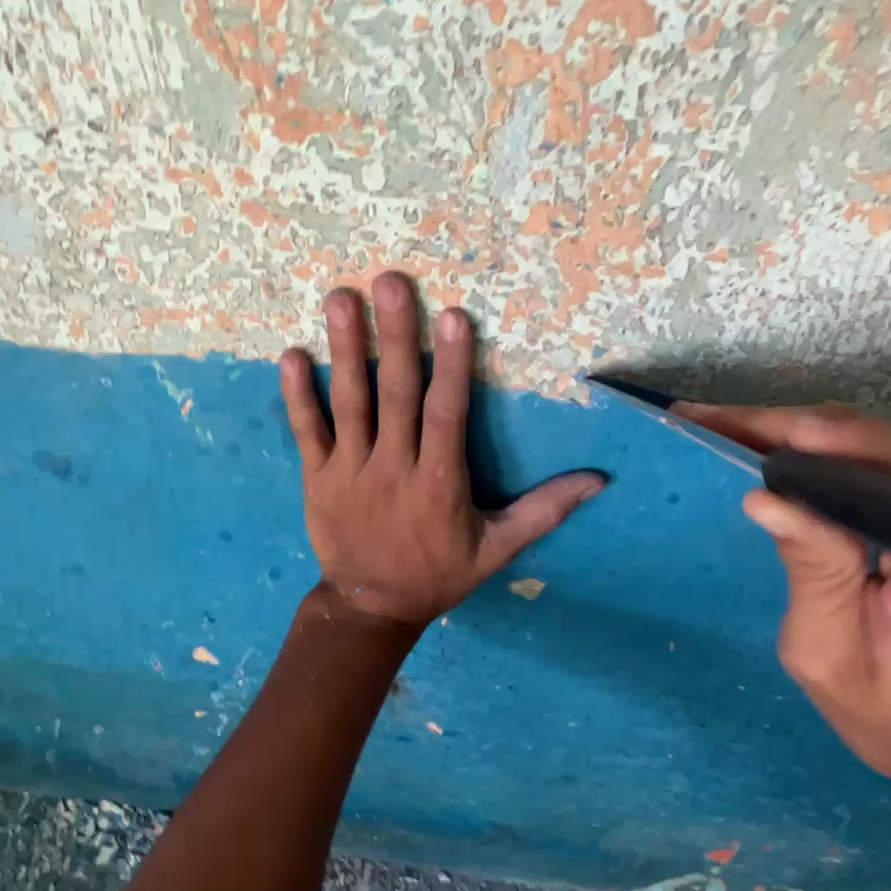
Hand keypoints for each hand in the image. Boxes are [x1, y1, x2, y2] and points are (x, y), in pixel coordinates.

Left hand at [279, 273, 603, 627]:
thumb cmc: (439, 573)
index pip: (447, 415)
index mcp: (439, 483)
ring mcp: (349, 471)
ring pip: (349, 404)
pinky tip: (292, 354)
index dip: (451, 366)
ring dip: (345, 350)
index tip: (453, 316)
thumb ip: (544, 510)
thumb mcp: (498, 549)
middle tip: (389, 283)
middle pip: (395, 395)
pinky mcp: (317, 477)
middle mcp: (393, 469)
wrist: (370, 608)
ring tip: (339, 300)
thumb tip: (598, 481)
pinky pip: (306, 431)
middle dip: (394, 337)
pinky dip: (297, 395)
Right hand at [676, 402, 890, 798]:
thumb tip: (762, 497)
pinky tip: (762, 444)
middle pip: (871, 441)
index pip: (877, 474)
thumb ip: (812, 572)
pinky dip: (814, 445)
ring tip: (717, 427)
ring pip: (870, 437)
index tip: (719, 430)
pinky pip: (875, 452)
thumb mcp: (830, 656)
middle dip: (780, 427)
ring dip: (790, 431)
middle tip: (698, 421)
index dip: (799, 443)